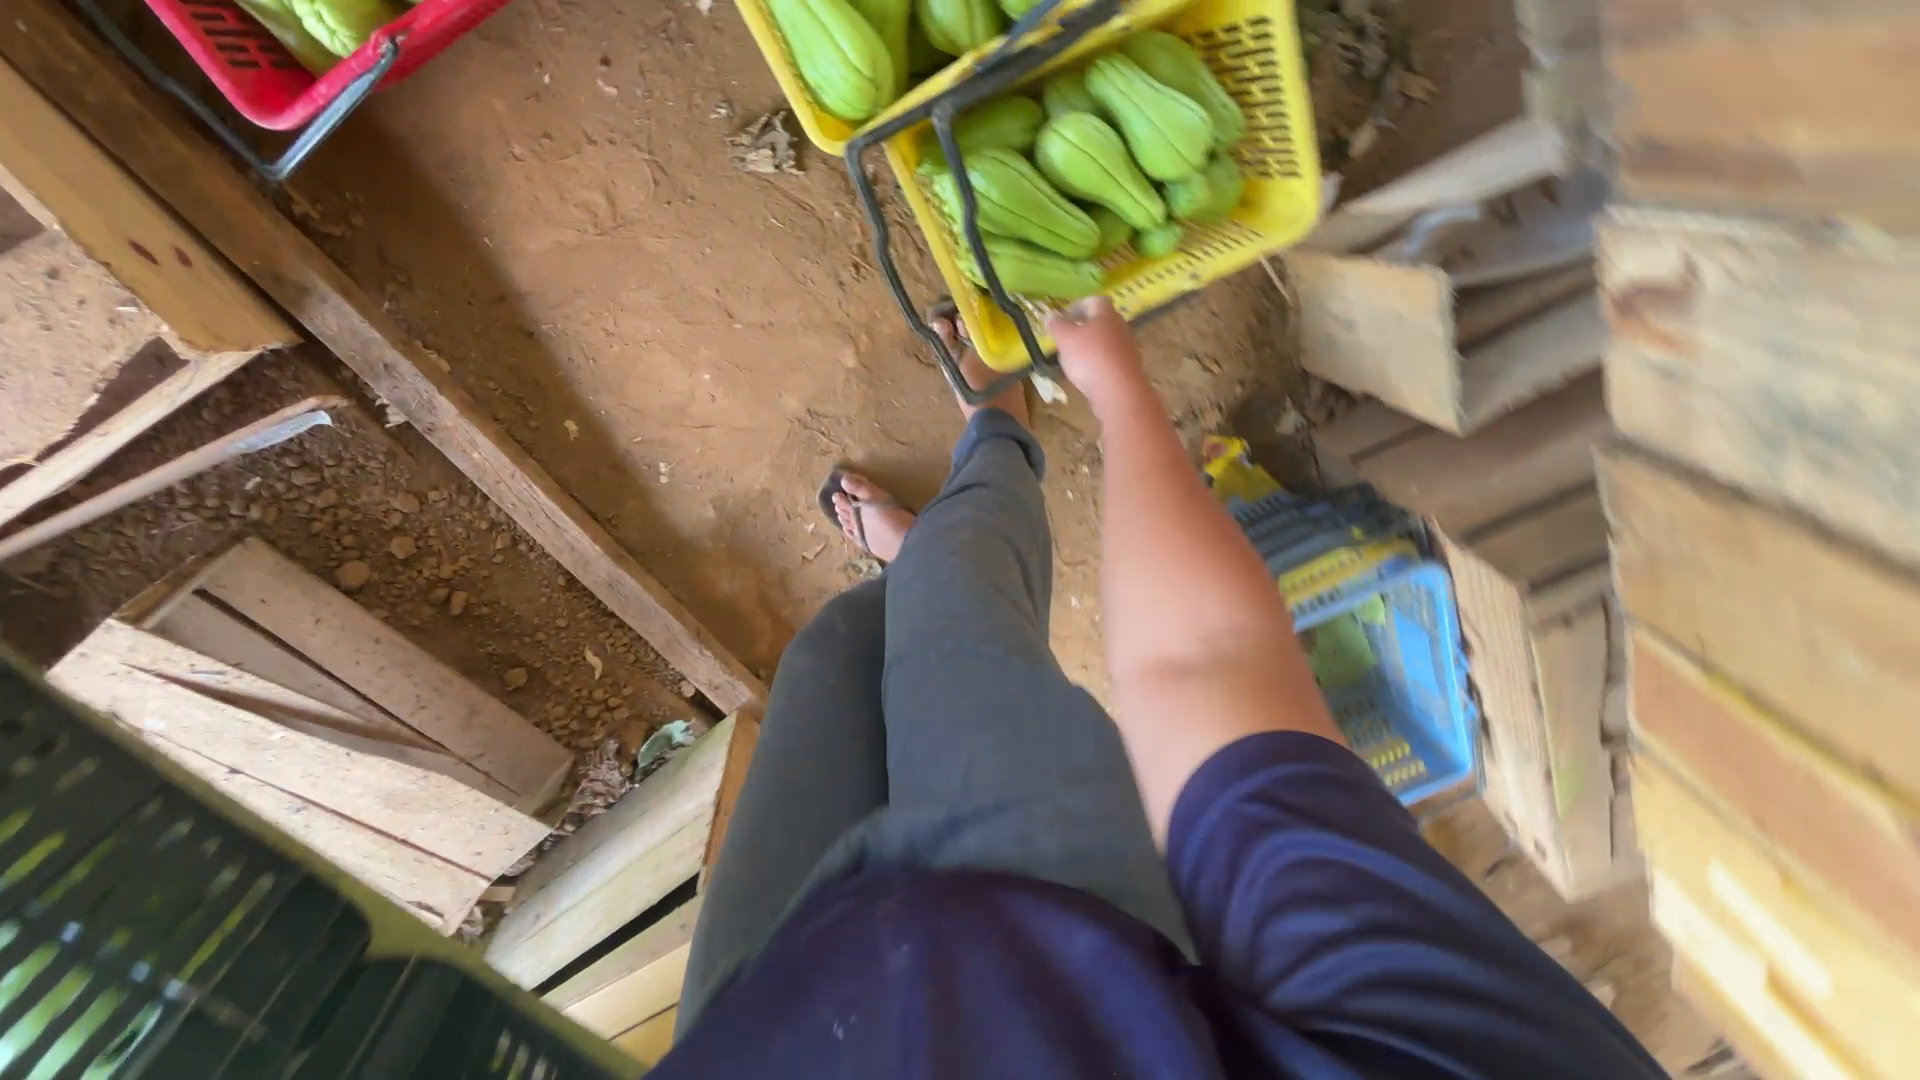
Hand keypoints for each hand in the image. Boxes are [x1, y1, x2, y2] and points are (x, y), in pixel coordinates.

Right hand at [1047, 297, 1149, 415]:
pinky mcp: (1130, 368)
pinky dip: (1100, 363)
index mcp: (1106, 314)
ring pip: (1108, 341)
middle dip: (1085, 327)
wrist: (1119, 391)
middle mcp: (1121, 327)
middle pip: (1103, 321)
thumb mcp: (1065, 339)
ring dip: (1093, 346)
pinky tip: (1089, 375)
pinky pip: (1112, 360)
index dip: (1078, 305)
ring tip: (1076, 358)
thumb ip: (1057, 326)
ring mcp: (1128, 348)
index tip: (1064, 318)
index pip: (1095, 300)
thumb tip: (1051, 315)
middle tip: (1068, 337)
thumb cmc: (1090, 358)